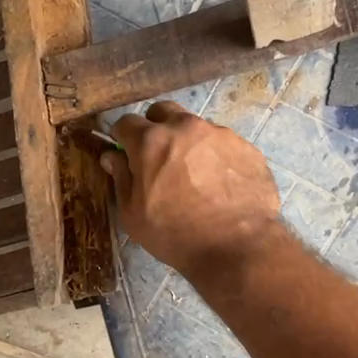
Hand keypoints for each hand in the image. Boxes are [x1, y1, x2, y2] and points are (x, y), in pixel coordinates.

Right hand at [103, 102, 288, 278]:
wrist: (236, 246)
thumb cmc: (173, 234)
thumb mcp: (133, 214)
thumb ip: (121, 178)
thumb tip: (112, 156)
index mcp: (150, 141)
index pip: (126, 122)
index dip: (122, 137)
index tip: (125, 153)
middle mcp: (185, 127)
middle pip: (162, 111)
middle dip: (155, 127)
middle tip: (157, 157)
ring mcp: (219, 134)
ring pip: (195, 127)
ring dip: (187, 143)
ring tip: (193, 176)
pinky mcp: (245, 147)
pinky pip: (222, 144)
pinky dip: (214, 157)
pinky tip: (218, 185)